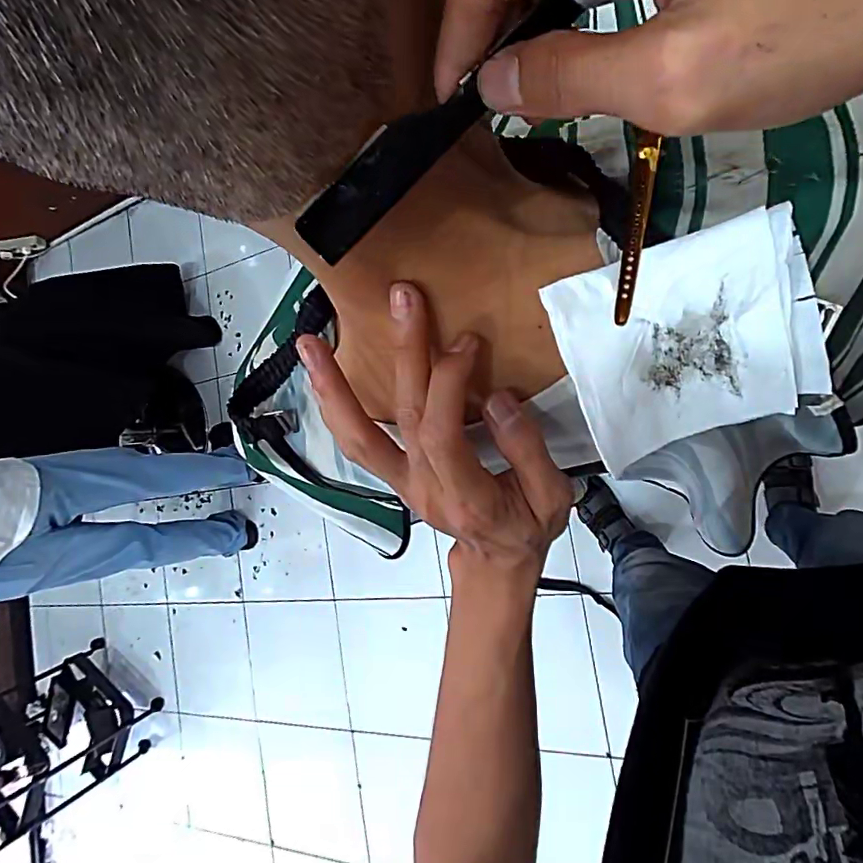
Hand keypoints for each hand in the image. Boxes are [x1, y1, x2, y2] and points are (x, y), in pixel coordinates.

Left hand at [296, 282, 572, 574]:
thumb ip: (527, 449)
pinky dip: (336, 407)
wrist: (493, 562)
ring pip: (359, 435)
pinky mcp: (393, 473)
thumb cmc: (524, 528)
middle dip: (405, 352)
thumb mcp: (551, 497)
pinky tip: (320, 375)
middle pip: (405, 415)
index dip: (450, 383)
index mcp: (465, 496)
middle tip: (404, 300)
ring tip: (311, 344)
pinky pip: (357, 442)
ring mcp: (402, 480)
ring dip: (334, 386)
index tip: (467, 343)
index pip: (442, 433)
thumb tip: (499, 400)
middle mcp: (423, 486)